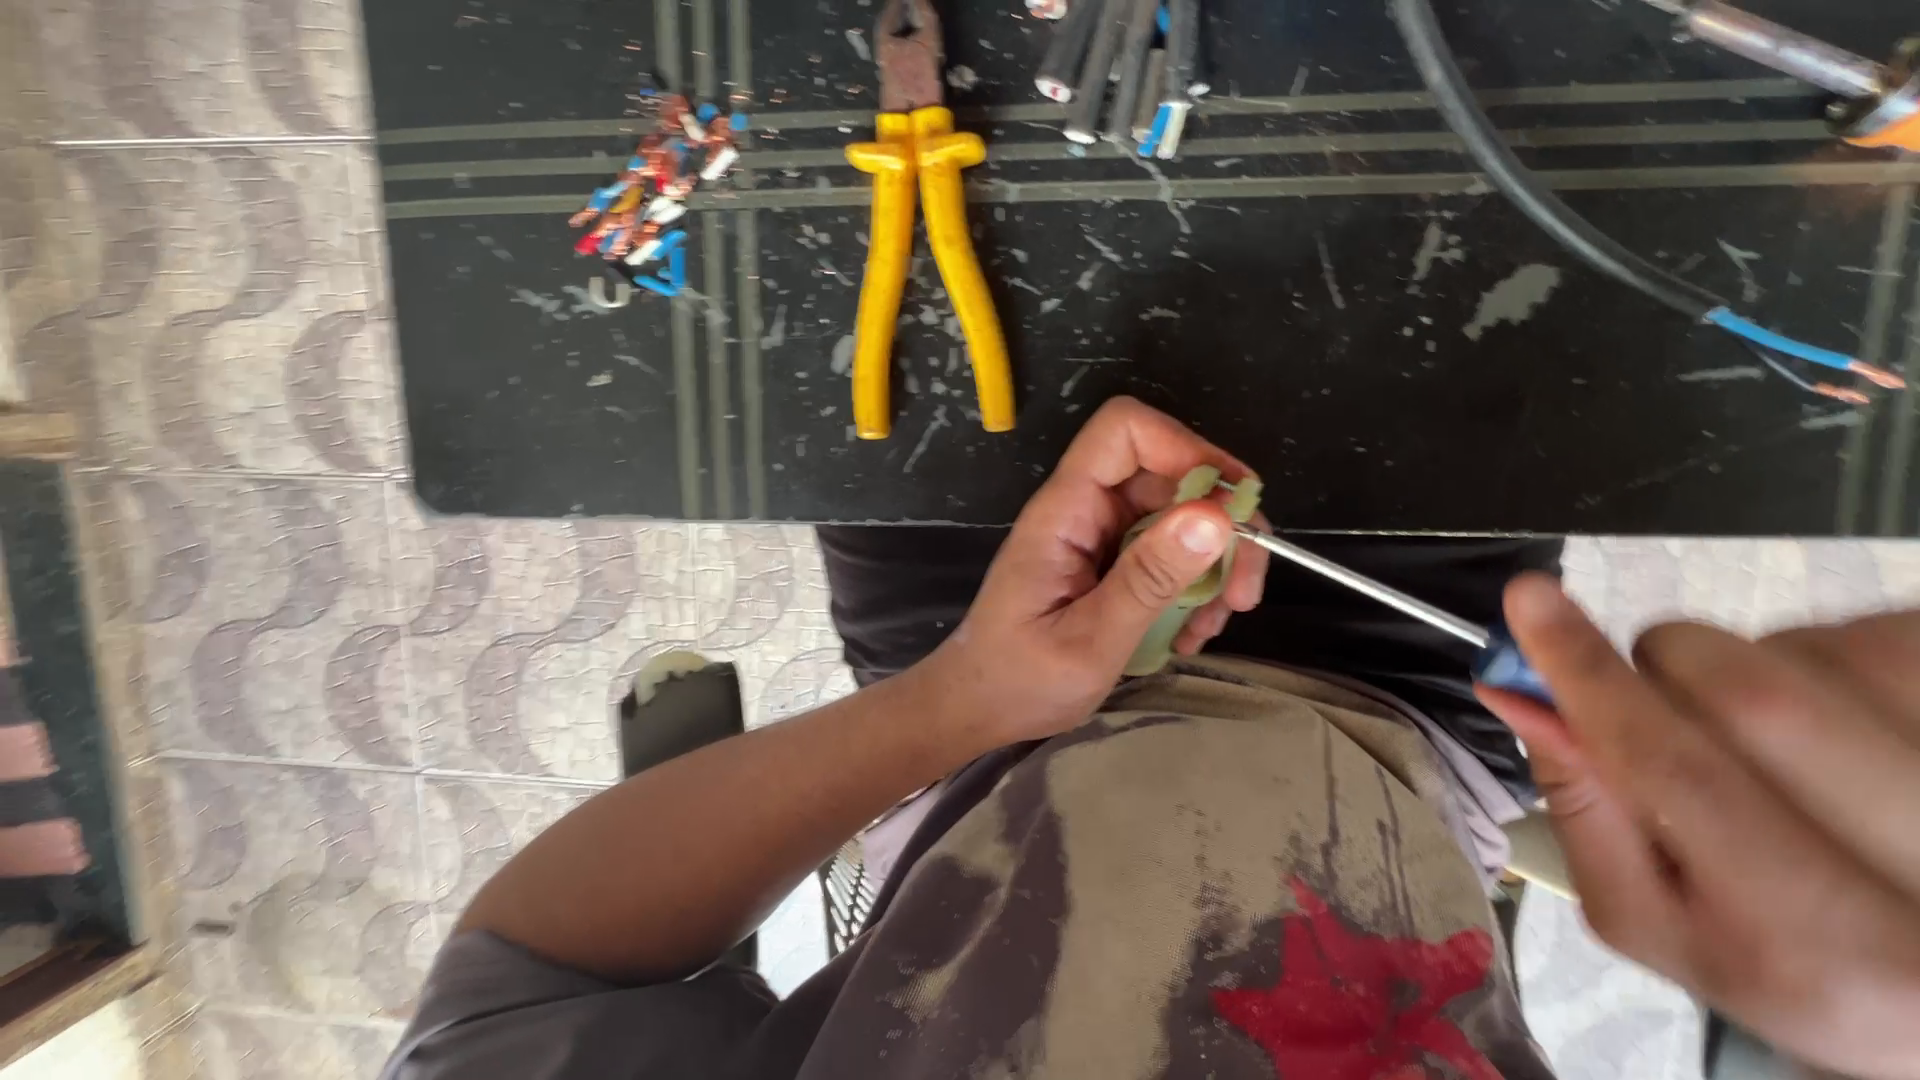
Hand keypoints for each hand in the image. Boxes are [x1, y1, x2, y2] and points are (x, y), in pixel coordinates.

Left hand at [918, 397, 1268, 743]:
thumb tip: (1216, 515)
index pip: (1124, 431)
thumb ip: (1149, 578)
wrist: (978, 708)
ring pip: (1178, 518)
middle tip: (1243, 594)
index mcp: (1064, 511)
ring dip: (1212, 567)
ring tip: (1212, 626)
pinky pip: (1167, 555)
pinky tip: (1190, 636)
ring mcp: (1097, 537)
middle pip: (1169, 477)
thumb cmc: (1019, 680)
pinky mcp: (1109, 566)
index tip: (1229, 511)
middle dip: (1220, 527)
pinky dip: (1192, 589)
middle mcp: (1083, 511)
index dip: (1185, 449)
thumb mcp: (1091, 640)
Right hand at [1478, 574, 1919, 1079]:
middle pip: (1751, 696)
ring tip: (1766, 740)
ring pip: (1814, 653)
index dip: (1590, 677)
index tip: (1528, 598)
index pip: (1677, 772)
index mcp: (1821, 946)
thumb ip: (1578, 805)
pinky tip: (1839, 723)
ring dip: (1746, 669)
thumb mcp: (1649, 914)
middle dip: (1663, 668)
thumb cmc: (1776, 957)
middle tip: (1649, 697)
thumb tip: (1516, 693)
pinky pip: (1884, 637)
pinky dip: (1824, 657)